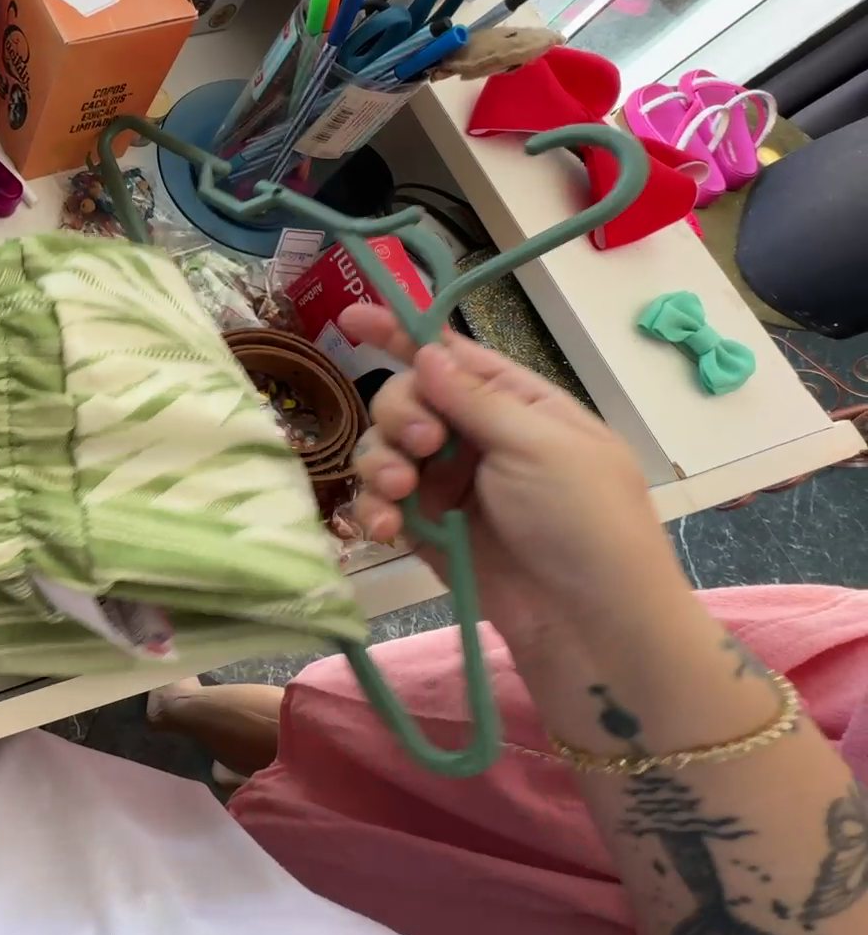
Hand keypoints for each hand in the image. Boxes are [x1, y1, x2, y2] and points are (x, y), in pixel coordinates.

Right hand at [340, 303, 691, 651]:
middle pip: (402, 399)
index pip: (449, 356)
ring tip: (400, 493)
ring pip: (378, 448)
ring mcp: (439, 480)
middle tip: (421, 444)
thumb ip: (476, 400)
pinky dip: (372, 509)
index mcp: (514, 405)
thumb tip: (425, 352)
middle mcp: (470, 435)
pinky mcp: (415, 521)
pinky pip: (373, 499)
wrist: (581, 618)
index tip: (350, 317)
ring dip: (380, 464)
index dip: (399, 334)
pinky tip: (384, 528)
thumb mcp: (541, 448)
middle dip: (400, 416)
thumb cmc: (583, 521)